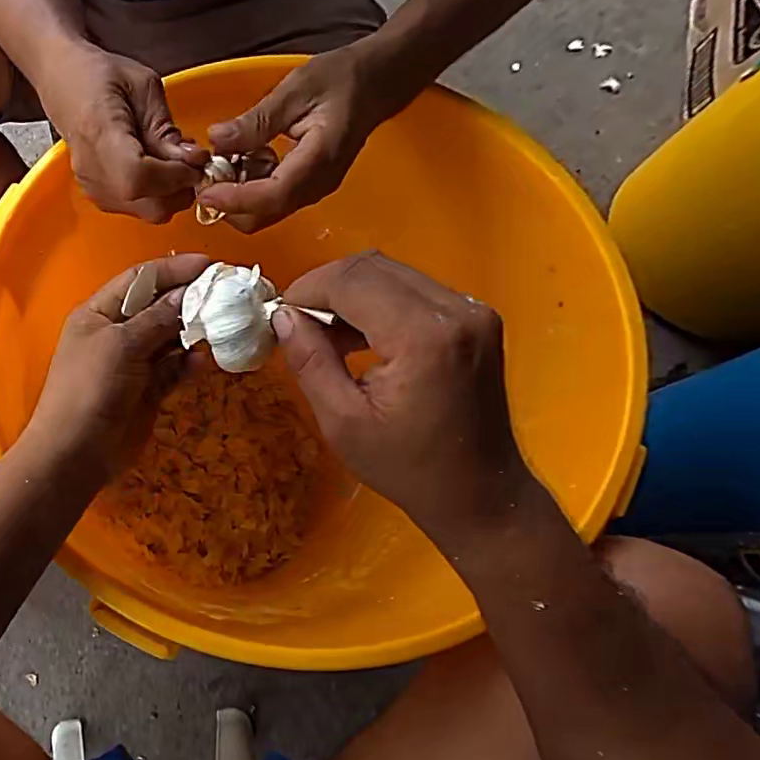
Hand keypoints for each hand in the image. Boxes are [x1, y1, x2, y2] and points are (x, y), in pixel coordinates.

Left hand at [24, 253, 212, 481]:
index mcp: (99, 313)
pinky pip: (173, 370)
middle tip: (227, 294)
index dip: (174, 270)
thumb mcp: (121, 345)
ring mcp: (133, 364)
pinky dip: (189, 365)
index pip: (140, 280)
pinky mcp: (148, 391)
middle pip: (159, 308)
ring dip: (194, 334)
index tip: (210, 264)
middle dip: (190, 300)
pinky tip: (204, 362)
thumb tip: (189, 294)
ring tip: (221, 327)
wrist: (76, 452)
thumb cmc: (90, 389)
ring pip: (171, 340)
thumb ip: (157, 319)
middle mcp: (117, 333)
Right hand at [38, 46, 209, 222]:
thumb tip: (193, 162)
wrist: (66, 83)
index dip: (175, 177)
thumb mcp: (144, 88)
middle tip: (193, 166)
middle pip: (149, 205)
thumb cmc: (101, 77)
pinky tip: (160, 173)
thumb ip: (168, 130)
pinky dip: (160, 196)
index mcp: (98, 132)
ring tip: (177, 166)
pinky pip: (141, 209)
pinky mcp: (103, 199)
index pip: (139, 177)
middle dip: (182, 189)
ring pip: (150, 213)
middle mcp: (92, 170)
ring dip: (174, 194)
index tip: (196, 164)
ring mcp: (96, 189)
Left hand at [196, 43, 415, 232]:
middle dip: (231, 203)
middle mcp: (316, 187)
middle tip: (211, 171)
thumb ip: (256, 121)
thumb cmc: (341, 81)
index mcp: (318, 162)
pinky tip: (250, 158)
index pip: (271, 196)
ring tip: (232, 158)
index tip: (206, 193)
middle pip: (263, 216)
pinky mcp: (306, 190)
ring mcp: (312, 192)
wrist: (374, 86)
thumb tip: (217, 139)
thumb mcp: (295, 90)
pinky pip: (272, 201)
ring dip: (240, 195)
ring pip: (265, 212)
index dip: (235, 200)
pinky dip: (252, 187)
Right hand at [272, 252, 545, 537]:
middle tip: (299, 322)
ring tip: (327, 333)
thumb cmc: (407, 468)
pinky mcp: (478, 320)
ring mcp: (473, 312)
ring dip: (354, 293)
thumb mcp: (343, 423)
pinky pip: (417, 291)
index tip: (281, 313)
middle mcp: (456, 311)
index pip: (353, 280)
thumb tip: (283, 317)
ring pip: (396, 274)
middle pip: (375, 267)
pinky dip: (382, 303)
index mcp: (423, 337)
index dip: (308, 289)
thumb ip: (311, 362)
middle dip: (328, 287)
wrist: (478, 492)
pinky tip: (362, 337)